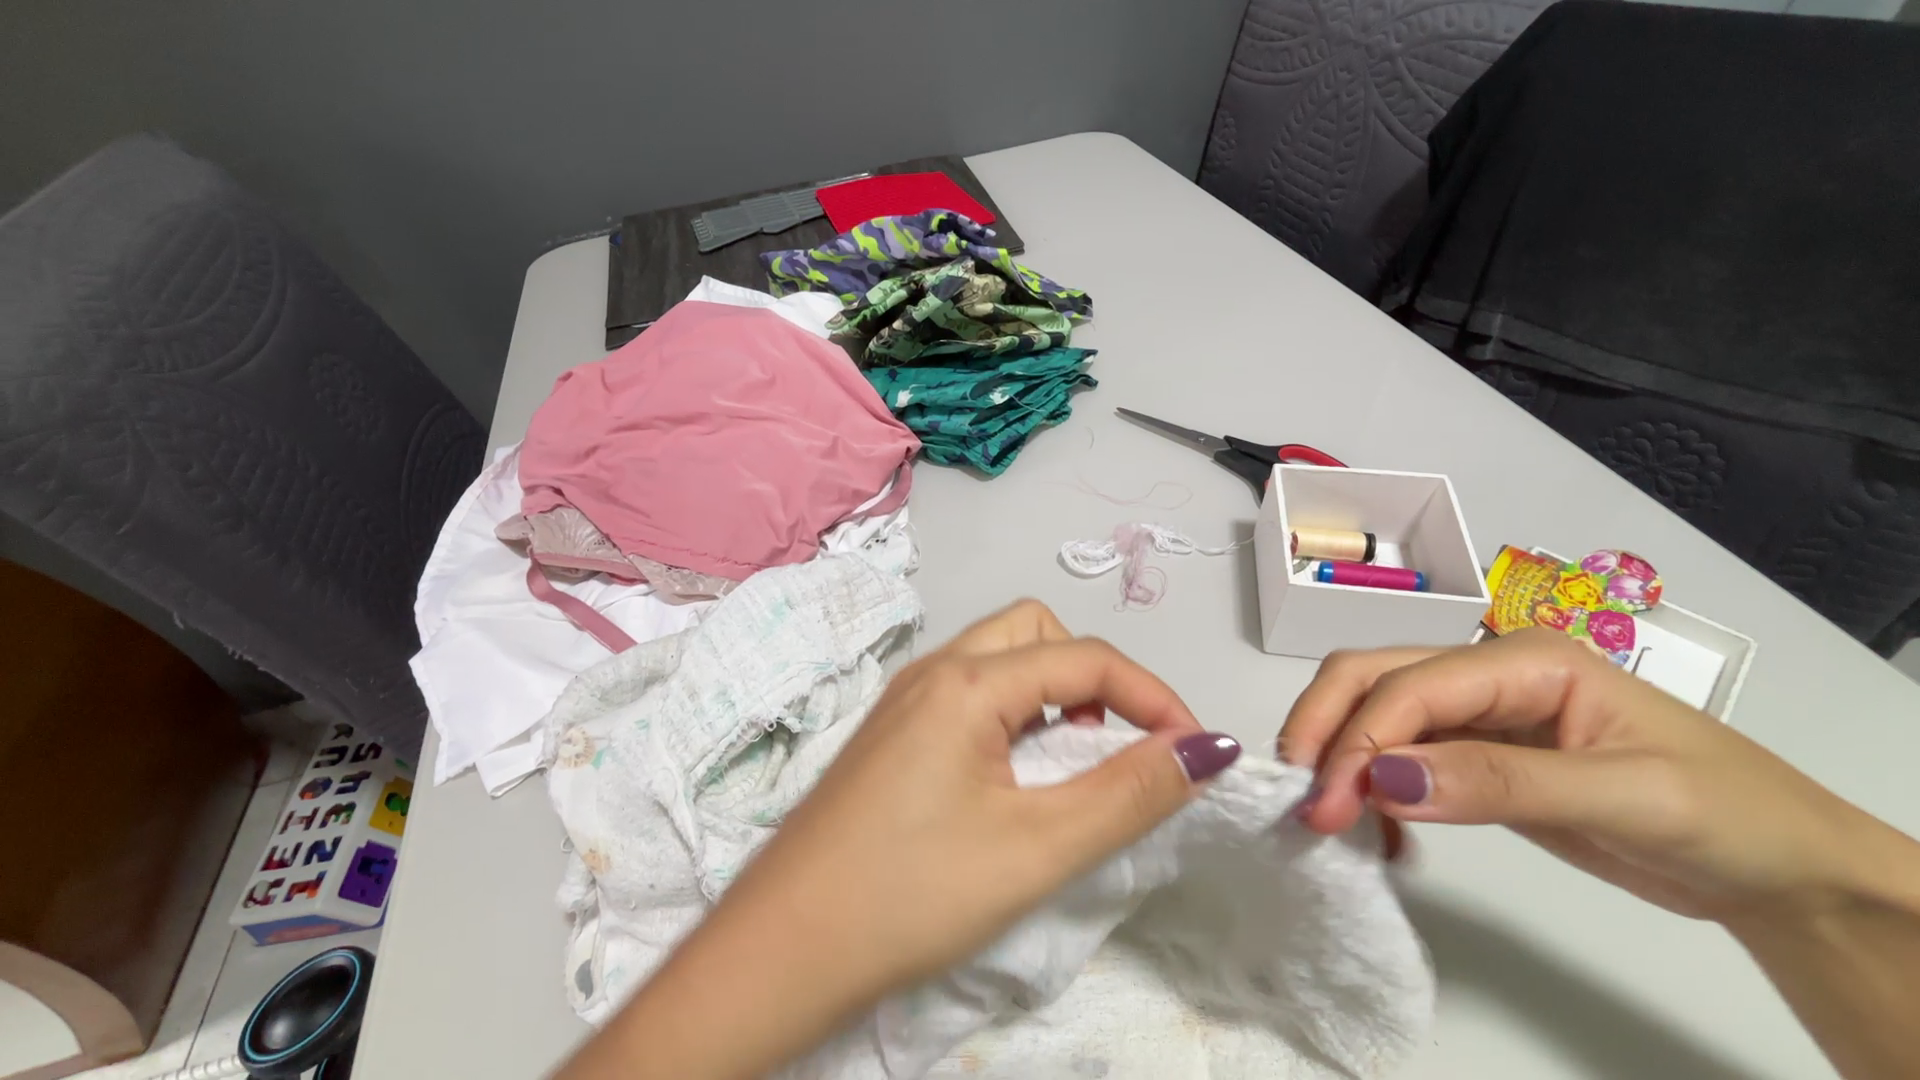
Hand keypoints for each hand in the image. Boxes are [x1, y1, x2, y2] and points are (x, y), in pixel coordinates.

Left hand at [558, 600, 1242, 1079]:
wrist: (781, 951)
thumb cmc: (911, 896)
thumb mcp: (1038, 848)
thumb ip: (1130, 792)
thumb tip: (1209, 747)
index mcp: (965, 683)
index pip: (1085, 658)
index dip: (1154, 697)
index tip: (1195, 755)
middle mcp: (930, 673)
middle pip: (1036, 634)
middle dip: (1093, 677)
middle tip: (1113, 748)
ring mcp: (903, 702)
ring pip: (999, 661)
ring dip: (1052, 695)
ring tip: (1068, 767)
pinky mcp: (890, 736)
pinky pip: (969, 696)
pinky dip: (1013, 716)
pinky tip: (1013, 779)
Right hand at [1280, 628, 1885, 922]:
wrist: (1784, 869)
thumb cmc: (1730, 817)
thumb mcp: (1625, 797)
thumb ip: (1498, 782)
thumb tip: (1382, 780)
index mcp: (1523, 660)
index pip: (1409, 685)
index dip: (1358, 740)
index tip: (1325, 806)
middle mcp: (1487, 674)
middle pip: (1370, 679)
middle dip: (1328, 734)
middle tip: (1306, 805)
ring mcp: (1478, 714)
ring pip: (1375, 717)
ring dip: (1342, 762)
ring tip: (1336, 824)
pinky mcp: (1474, 757)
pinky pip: (1399, 761)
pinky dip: (1373, 791)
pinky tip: (1383, 834)